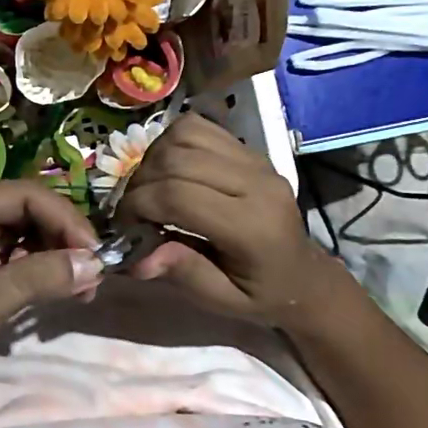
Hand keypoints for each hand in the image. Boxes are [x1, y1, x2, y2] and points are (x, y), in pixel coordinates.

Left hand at [0, 181, 101, 410]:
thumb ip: (31, 281)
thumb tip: (95, 263)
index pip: (24, 195)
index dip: (63, 218)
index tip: (93, 253)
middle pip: (35, 211)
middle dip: (68, 237)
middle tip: (96, 272)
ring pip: (38, 235)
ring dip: (66, 255)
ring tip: (88, 287)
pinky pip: (33, 261)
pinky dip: (55, 273)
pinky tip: (73, 292)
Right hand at [118, 115, 340, 325]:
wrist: (304, 276)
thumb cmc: (262, 295)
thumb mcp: (223, 300)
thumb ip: (183, 274)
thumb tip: (136, 259)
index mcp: (252, 227)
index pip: (180, 196)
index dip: (139, 204)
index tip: (123, 225)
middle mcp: (257, 183)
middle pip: (178, 160)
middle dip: (141, 182)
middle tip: (131, 209)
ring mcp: (256, 160)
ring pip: (187, 133)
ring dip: (154, 157)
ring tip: (148, 187)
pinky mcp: (251, 150)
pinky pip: (201, 127)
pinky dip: (172, 142)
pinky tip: (168, 169)